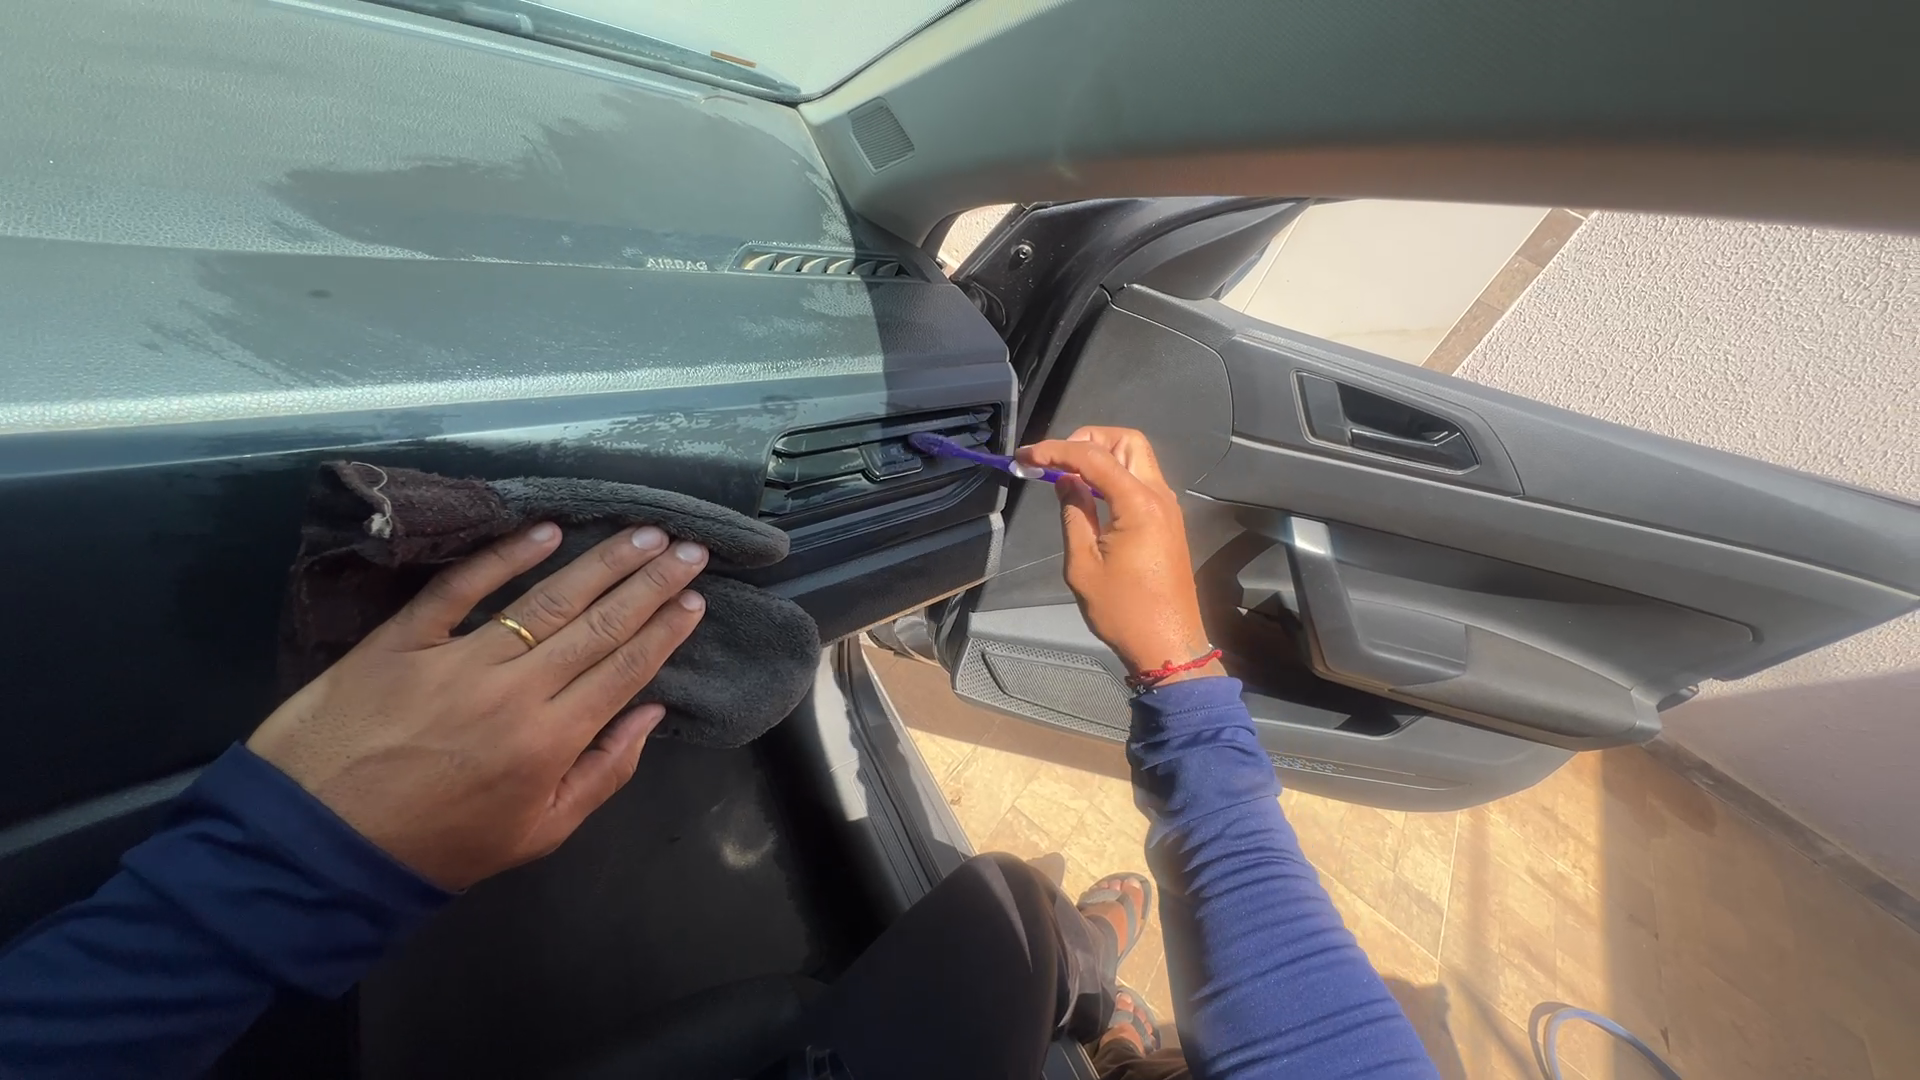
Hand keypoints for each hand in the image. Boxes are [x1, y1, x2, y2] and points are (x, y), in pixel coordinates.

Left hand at [247, 522, 708, 889]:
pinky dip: (505, 557)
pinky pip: (460, 589)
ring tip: (644, 534)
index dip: (667, 629)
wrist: (308, 852)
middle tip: (690, 550)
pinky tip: (547, 532)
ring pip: (548, 599)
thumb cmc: (440, 846)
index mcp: (553, 738)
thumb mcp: (541, 833)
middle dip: (653, 583)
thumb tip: (652, 712)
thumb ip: (605, 773)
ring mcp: (459, 660)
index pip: (627, 666)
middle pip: (602, 623)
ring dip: (604, 562)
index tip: (696, 598)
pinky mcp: (402, 642)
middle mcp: (517, 690)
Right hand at [1017, 427, 1224, 684]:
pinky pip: (1140, 480)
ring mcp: (1167, 507)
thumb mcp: (1083, 565)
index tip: (1025, 456)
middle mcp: (1158, 496)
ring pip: (1137, 458)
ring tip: (1066, 474)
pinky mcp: (1166, 521)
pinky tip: (1088, 493)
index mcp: (1138, 504)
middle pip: (1127, 441)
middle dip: (1088, 440)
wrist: (1167, 645)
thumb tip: (1065, 481)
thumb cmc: (1122, 611)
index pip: (1093, 457)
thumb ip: (1074, 514)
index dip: (1055, 450)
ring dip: (1101, 456)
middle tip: (1055, 459)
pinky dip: (1113, 474)